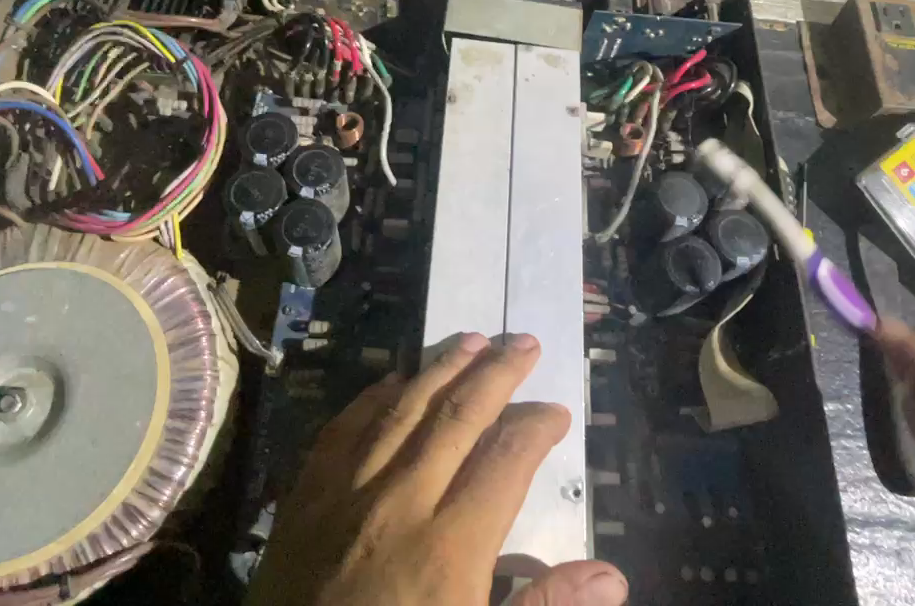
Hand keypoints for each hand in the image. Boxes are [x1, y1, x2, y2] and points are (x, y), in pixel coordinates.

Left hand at [247, 332, 627, 605]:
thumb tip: (612, 576)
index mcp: (449, 548)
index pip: (506, 461)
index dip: (536, 428)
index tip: (557, 410)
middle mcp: (399, 503)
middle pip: (458, 417)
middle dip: (496, 374)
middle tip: (523, 343)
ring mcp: (344, 495)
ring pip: (402, 409)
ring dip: (440, 369)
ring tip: (472, 339)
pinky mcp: (302, 500)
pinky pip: (342, 429)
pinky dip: (372, 398)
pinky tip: (392, 380)